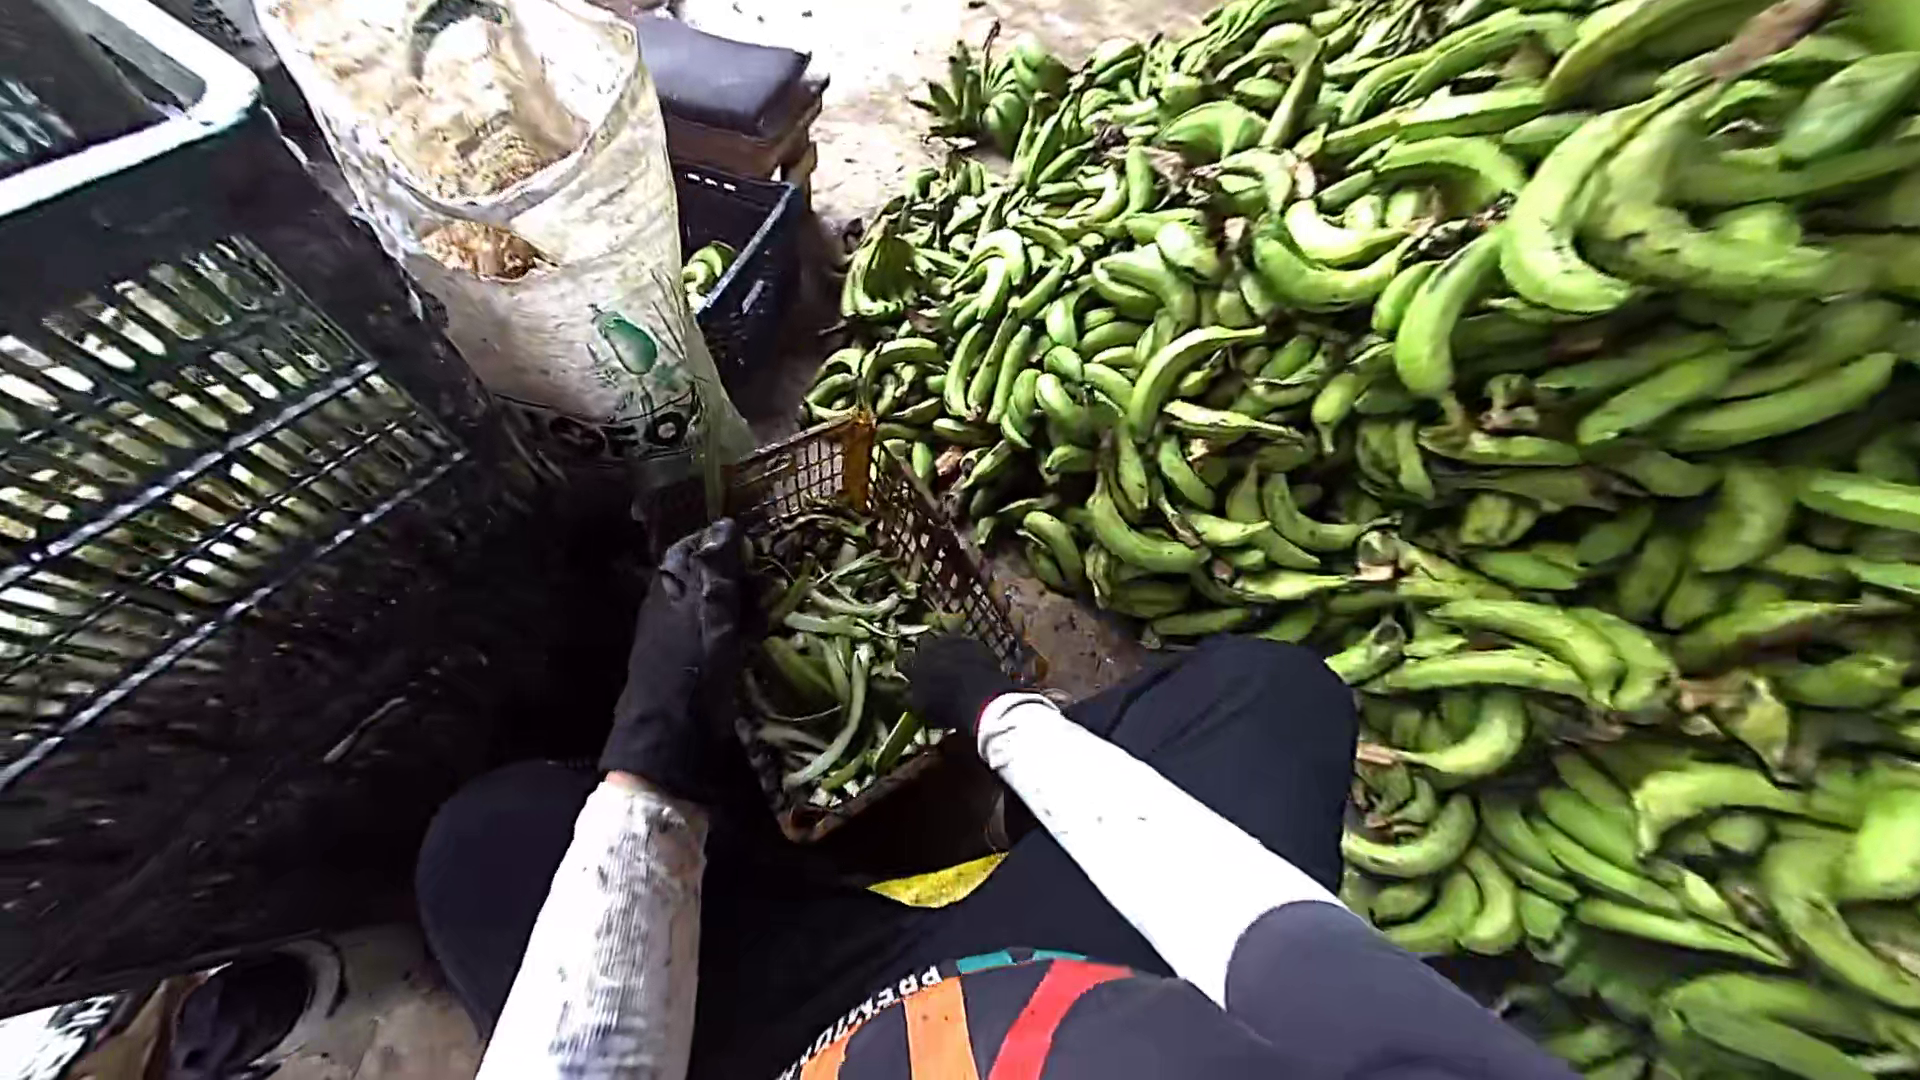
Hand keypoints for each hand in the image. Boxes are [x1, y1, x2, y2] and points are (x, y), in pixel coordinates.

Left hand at [600, 519, 746, 804]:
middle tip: (771, 577)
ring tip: (773, 603)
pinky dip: (748, 624)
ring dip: (751, 599)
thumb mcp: (710, 608)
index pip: (696, 545)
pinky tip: (764, 629)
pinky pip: (728, 627)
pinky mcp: (701, 654)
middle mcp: (676, 602)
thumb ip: (717, 566)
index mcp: (671, 585)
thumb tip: (726, 523)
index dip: (725, 541)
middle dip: (744, 572)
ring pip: (725, 600)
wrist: (674, 732)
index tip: (756, 544)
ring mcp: (688, 629)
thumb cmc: (692, 663)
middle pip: (713, 573)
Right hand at [905, 635, 1017, 737]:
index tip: (912, 675)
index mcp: (913, 663)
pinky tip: (972, 666)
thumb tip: (906, 690)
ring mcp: (952, 641)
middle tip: (934, 669)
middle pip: (923, 645)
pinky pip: (965, 644)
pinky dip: (966, 653)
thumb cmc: (947, 708)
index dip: (907, 668)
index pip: (902, 660)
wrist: (982, 698)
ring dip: (947, 651)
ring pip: (945, 642)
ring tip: (954, 667)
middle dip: (927, 654)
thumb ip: (910, 695)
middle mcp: (930, 646)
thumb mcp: (921, 708)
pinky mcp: (973, 642)